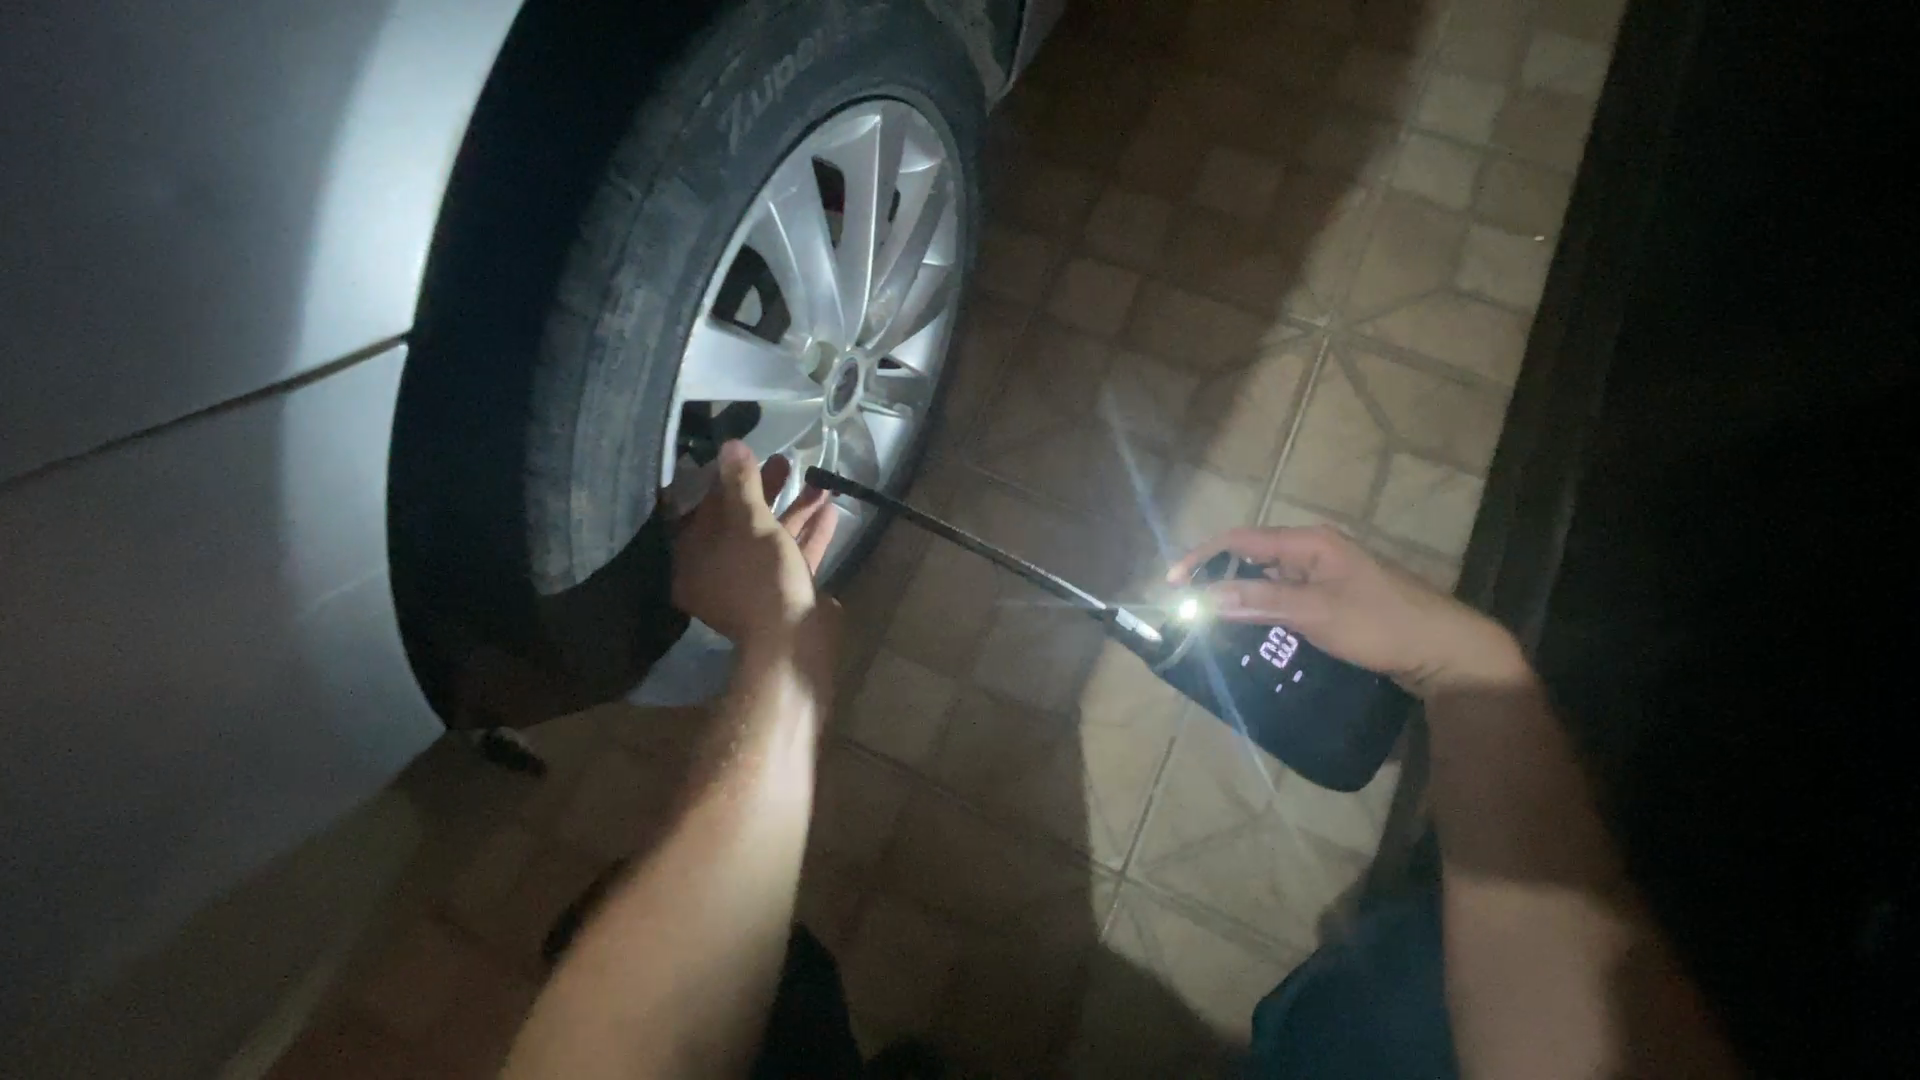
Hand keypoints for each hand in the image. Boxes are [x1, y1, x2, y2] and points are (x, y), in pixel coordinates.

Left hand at [672, 441, 838, 649]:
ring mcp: (753, 585)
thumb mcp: (750, 523)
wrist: (793, 640)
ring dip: (795, 509)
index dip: (728, 479)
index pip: (705, 509)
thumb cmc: (761, 577)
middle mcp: (718, 572)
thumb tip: (731, 446)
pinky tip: (831, 510)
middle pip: (741, 521)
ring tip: (818, 480)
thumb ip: (741, 484)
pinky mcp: (783, 593)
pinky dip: (809, 534)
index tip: (749, 454)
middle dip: (768, 491)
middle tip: (786, 461)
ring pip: (772, 538)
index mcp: (694, 558)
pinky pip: (793, 556)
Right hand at [1168, 526, 1525, 697]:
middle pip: (1251, 555)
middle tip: (1188, 604)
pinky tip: (1249, 627)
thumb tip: (1204, 597)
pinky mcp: (1332, 596)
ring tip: (1209, 617)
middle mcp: (1314, 550)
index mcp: (1310, 542)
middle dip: (1215, 576)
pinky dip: (1260, 606)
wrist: (1445, 650)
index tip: (1174, 582)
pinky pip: (1284, 594)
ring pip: (1267, 577)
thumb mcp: (1316, 613)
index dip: (1203, 558)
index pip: (1242, 540)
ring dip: (1238, 594)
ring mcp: (1325, 573)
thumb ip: (1259, 602)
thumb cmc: (1381, 624)